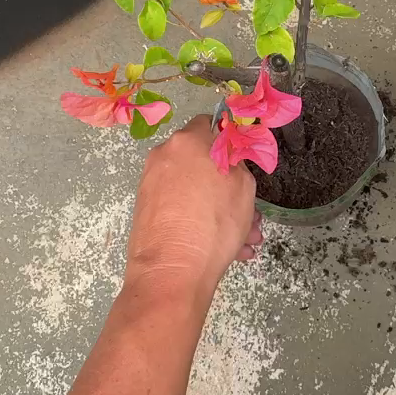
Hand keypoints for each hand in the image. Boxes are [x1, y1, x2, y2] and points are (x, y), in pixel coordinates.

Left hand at [122, 115, 262, 302]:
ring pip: (195, 190)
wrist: (172, 271)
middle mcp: (164, 156)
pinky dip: (200, 220)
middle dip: (228, 184)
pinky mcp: (146, 211)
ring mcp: (152, 184)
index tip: (242, 160)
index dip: (230, 140)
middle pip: (203, 162)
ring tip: (243, 239)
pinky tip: (227, 248)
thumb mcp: (244, 186)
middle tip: (249, 209)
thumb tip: (230, 155)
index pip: (210, 123)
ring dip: (220, 208)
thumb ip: (238, 161)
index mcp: (188, 141)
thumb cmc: (213, 223)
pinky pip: (181, 208)